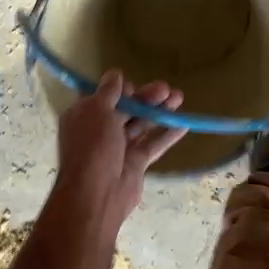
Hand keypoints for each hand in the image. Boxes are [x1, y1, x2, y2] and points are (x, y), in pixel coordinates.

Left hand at [55, 70, 187, 234]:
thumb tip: (115, 73)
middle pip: (127, 108)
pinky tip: (184, 124)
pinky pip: (153, 144)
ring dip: (160, 111)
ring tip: (180, 98)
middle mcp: (100, 130)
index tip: (133, 87)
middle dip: (147, 97)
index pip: (105, 96)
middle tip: (166, 89)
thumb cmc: (93, 147)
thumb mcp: (97, 111)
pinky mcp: (135, 163)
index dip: (122, 89)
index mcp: (85, 116)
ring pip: (142, 124)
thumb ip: (109, 92)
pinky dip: (168, 134)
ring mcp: (119, 147)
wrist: (97, 195)